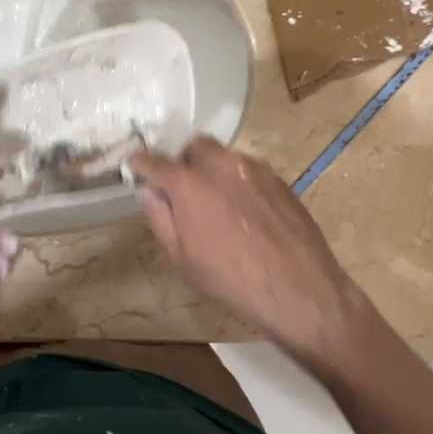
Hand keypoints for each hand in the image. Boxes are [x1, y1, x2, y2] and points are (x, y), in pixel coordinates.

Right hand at [129, 138, 367, 359]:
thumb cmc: (230, 279)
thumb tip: (149, 193)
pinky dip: (238, 182)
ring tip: (217, 202)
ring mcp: (254, 169)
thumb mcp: (182, 257)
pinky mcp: (279, 180)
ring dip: (213, 170)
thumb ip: (160, 219)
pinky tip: (244, 212)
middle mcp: (221, 165)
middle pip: (194, 147)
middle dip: (183, 161)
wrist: (297, 287)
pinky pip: (249, 170)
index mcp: (189, 183)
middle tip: (182, 188)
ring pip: (225, 156)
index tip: (135, 166)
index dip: (141, 164)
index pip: (155, 162)